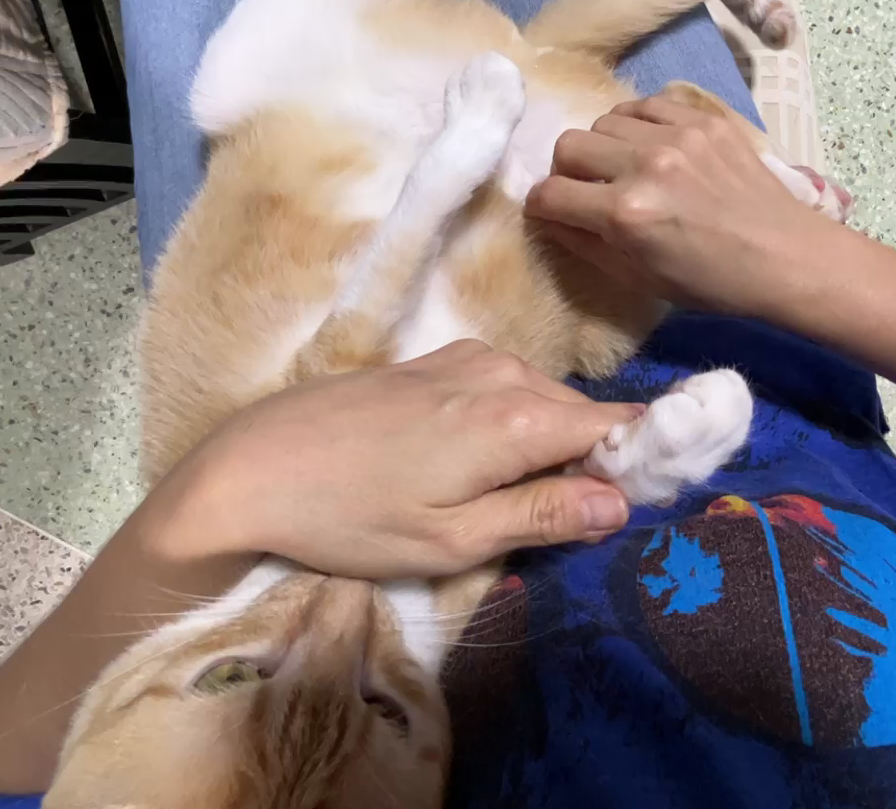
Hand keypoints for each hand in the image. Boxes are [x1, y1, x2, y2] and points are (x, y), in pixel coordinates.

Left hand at [139, 340, 640, 577]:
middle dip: (590, 458)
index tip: (637, 499)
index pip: (616, 425)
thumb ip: (543, 513)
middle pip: (582, 413)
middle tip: (562, 518)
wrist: (256, 462)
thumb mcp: (452, 538)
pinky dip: (515, 420)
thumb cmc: (353, 515)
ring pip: (545, 399)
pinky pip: (508, 386)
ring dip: (549, 441)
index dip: (639, 458)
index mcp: (517, 418)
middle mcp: (504, 372)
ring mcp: (470, 357)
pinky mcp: (440, 357)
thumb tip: (621, 503)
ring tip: (509, 494)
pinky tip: (474, 456)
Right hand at [527, 96, 835, 316]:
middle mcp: (645, 165)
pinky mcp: (704, 119)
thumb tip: (547, 216)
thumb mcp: (638, 277)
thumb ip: (583, 243)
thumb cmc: (710, 281)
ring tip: (625, 168)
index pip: (550, 194)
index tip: (553, 212)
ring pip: (604, 121)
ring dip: (603, 147)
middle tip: (588, 190)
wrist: (785, 257)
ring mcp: (677, 135)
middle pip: (568, 145)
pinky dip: (637, 124)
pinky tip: (651, 146)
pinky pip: (645, 104)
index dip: (542, 206)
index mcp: (626, 214)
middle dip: (566, 171)